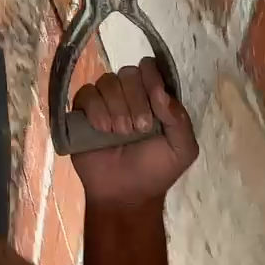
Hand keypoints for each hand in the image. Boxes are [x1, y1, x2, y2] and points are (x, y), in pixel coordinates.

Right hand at [68, 57, 198, 208]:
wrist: (124, 196)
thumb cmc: (154, 171)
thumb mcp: (181, 150)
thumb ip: (179, 120)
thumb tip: (160, 93)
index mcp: (153, 96)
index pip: (150, 68)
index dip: (152, 79)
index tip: (155, 100)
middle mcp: (128, 93)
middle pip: (128, 73)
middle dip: (135, 100)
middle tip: (139, 129)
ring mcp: (105, 100)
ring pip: (107, 81)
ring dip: (116, 107)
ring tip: (119, 133)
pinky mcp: (83, 110)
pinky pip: (86, 93)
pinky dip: (95, 109)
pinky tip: (101, 129)